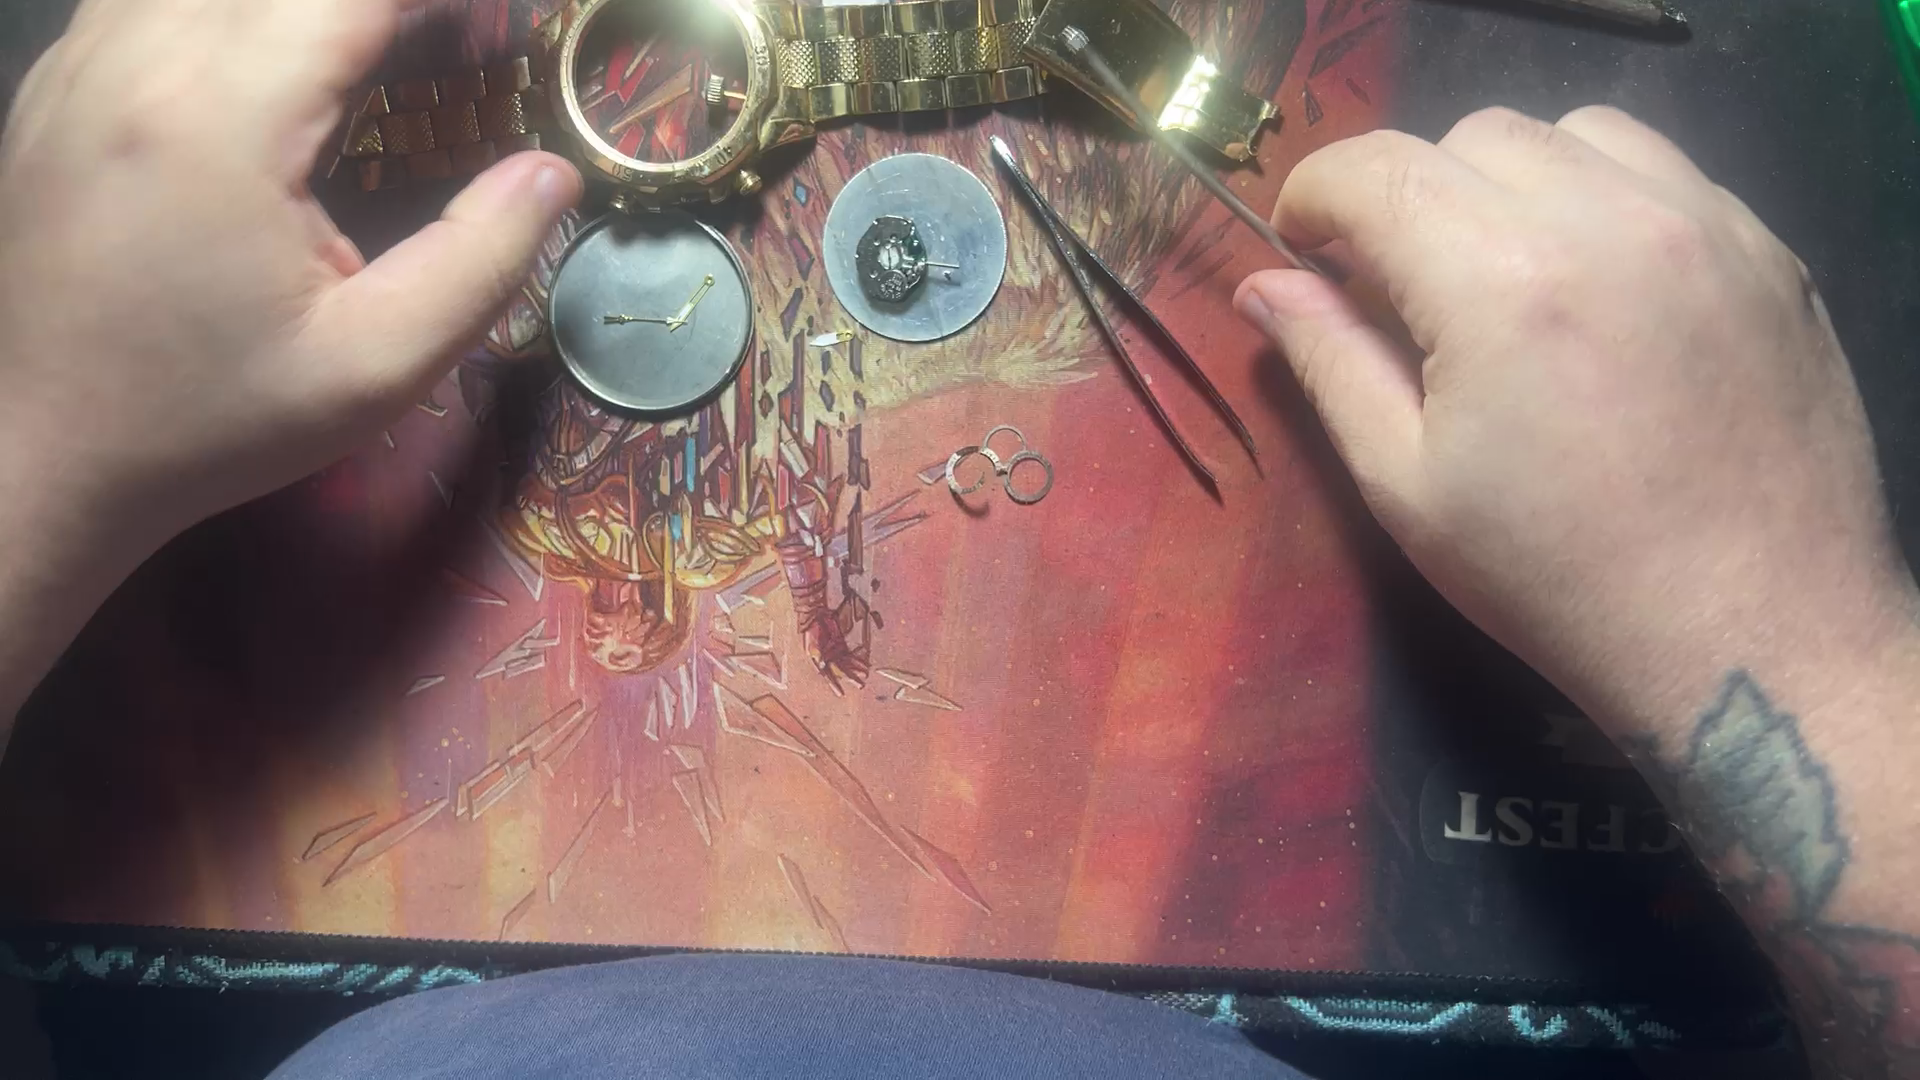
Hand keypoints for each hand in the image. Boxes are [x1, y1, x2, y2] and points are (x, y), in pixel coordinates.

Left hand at [0, 0, 581, 723]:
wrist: (48, 450)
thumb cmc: (233, 413)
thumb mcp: (390, 357)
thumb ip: (484, 257)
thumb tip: (555, 172)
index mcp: (215, 120)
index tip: (514, 24)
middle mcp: (130, 61)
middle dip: (395, 0)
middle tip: (480, 40)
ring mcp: (82, 68)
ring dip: (325, 6)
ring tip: (415, 43)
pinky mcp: (69, 93)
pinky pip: (169, 6)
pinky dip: (261, 17)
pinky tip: (314, 64)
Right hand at [1235, 106, 1918, 732]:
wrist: (1741, 629)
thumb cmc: (1536, 567)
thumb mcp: (1394, 475)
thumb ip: (1325, 358)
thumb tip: (1261, 285)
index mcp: (1501, 286)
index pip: (1376, 171)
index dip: (1310, 195)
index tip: (1293, 248)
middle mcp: (1613, 221)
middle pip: (1460, 140)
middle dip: (1390, 194)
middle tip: (1372, 281)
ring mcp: (1708, 223)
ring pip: (1559, 132)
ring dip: (1481, 183)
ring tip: (1466, 272)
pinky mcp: (1764, 247)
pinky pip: (1646, 165)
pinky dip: (1570, 192)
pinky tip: (1560, 278)